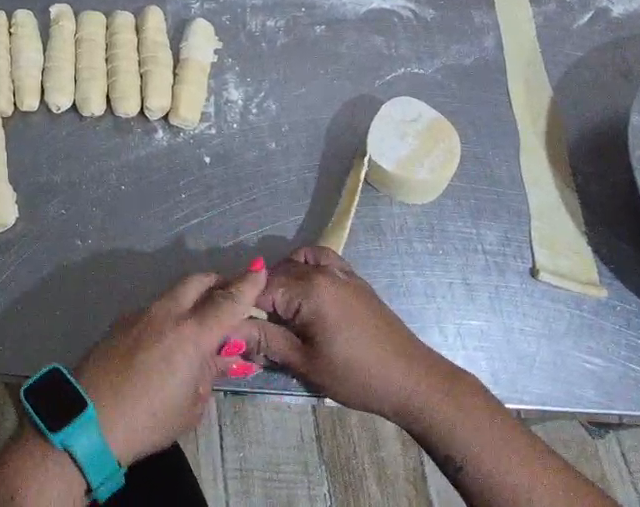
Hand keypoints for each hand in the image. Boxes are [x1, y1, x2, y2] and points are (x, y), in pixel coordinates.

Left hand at [73, 260, 265, 465]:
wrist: (89, 419)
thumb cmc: (148, 420)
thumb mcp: (191, 406)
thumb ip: (209, 374)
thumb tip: (222, 357)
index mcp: (191, 334)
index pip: (227, 302)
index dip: (247, 285)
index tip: (259, 269)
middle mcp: (166, 314)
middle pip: (198, 282)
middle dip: (219, 282)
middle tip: (233, 292)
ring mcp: (140, 314)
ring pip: (174, 293)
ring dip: (194, 296)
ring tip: (204, 317)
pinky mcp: (122, 322)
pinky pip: (156, 308)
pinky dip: (172, 313)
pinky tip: (172, 336)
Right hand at [233, 246, 465, 422]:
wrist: (412, 380)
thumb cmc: (357, 375)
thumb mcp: (305, 363)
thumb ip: (265, 341)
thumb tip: (227, 332)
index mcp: (307, 289)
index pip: (258, 289)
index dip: (244, 310)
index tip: (238, 331)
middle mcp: (320, 270)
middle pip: (274, 274)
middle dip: (261, 299)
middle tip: (260, 332)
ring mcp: (339, 270)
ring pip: (295, 263)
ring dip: (282, 282)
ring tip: (283, 314)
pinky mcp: (353, 278)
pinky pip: (319, 259)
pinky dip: (305, 267)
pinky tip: (305, 294)